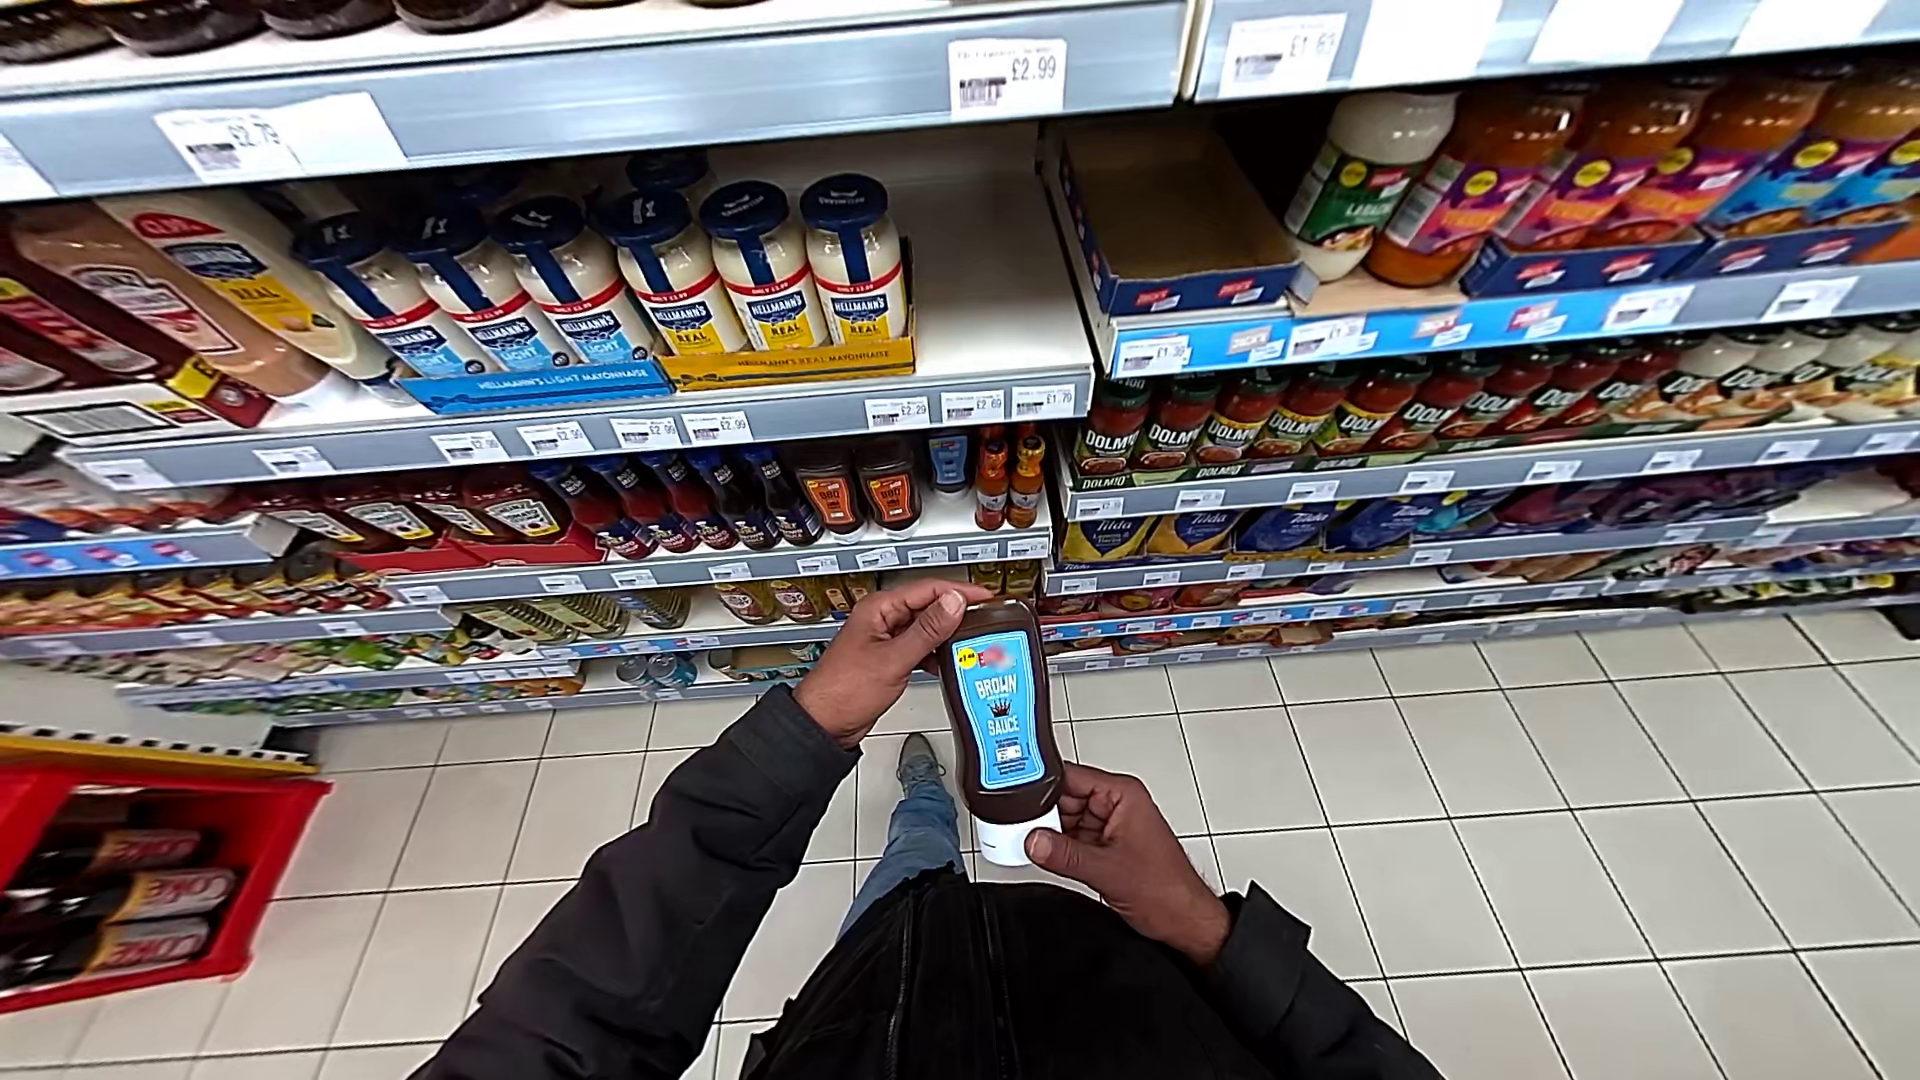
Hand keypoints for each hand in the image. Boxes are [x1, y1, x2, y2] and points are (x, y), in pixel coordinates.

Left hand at [794, 578, 994, 747]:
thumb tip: (953, 603)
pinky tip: (947, 663)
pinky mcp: (891, 657)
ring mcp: (887, 638)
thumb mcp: (893, 659)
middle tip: (983, 620)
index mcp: (879, 608)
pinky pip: (921, 646)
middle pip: (929, 606)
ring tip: (970, 641)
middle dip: (956, 613)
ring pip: (926, 627)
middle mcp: (883, 618)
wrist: (825, 725)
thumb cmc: (842, 691)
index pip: (928, 589)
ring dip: (947, 634)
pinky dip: (936, 653)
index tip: (984, 598)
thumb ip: (927, 630)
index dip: (958, 591)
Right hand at [1025, 762, 1230, 965]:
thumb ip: (1065, 854)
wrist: (1187, 925)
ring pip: (1064, 818)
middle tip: (1027, 831)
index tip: (1021, 799)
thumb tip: (1033, 840)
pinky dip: (1060, 847)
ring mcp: (1108, 823)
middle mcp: (1115, 803)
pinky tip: (1054, 857)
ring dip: (1053, 834)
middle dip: (1045, 815)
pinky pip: (1071, 836)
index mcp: (1122, 794)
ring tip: (1043, 848)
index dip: (1044, 785)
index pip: (1072, 776)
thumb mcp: (1109, 871)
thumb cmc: (1169, 892)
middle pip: (1063, 796)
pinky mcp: (1103, 843)